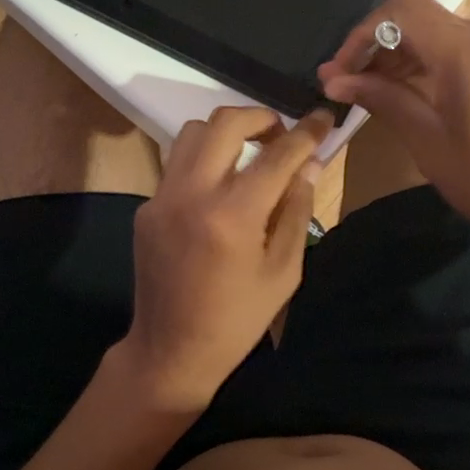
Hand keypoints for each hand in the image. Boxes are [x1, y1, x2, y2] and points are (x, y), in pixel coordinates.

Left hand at [115, 107, 329, 411]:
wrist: (171, 351)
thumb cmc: (237, 320)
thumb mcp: (284, 272)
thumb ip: (296, 211)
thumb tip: (308, 164)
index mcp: (232, 216)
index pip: (276, 154)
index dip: (306, 133)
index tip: (323, 118)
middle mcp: (191, 194)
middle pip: (225, 123)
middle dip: (261, 118)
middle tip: (281, 136)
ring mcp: (161, 198)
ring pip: (191, 133)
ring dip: (225, 133)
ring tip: (248, 156)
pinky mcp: (146, 208)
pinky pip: (176, 165)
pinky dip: (203, 162)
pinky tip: (220, 190)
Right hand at [318, 0, 469, 270]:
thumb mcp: (432, 146)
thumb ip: (385, 101)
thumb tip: (336, 79)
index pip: (402, 8)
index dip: (361, 33)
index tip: (339, 72)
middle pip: (424, 19)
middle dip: (380, 48)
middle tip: (349, 89)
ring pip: (447, 35)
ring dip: (409, 59)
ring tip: (380, 99)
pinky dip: (439, 66)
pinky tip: (425, 101)